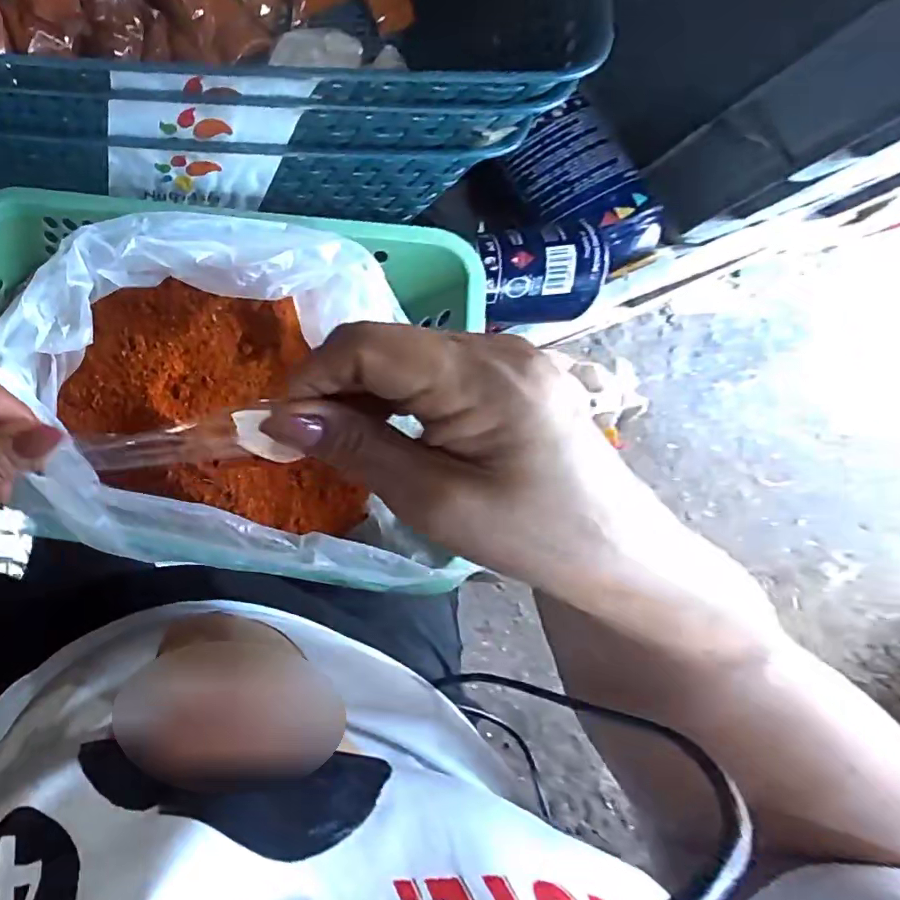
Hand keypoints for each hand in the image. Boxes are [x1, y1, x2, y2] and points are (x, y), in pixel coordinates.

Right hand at [259, 323, 687, 605]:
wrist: (620, 557)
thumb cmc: (531, 535)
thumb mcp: (431, 500)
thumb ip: (355, 448)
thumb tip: (279, 418)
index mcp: (482, 374)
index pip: (365, 344)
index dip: (311, 378)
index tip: (284, 427)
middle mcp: (492, 347)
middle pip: (376, 342)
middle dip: (327, 386)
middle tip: (305, 440)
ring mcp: (499, 356)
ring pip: (392, 353)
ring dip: (352, 392)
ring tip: (341, 441)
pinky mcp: (499, 372)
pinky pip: (419, 369)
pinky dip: (383, 396)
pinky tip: (380, 432)